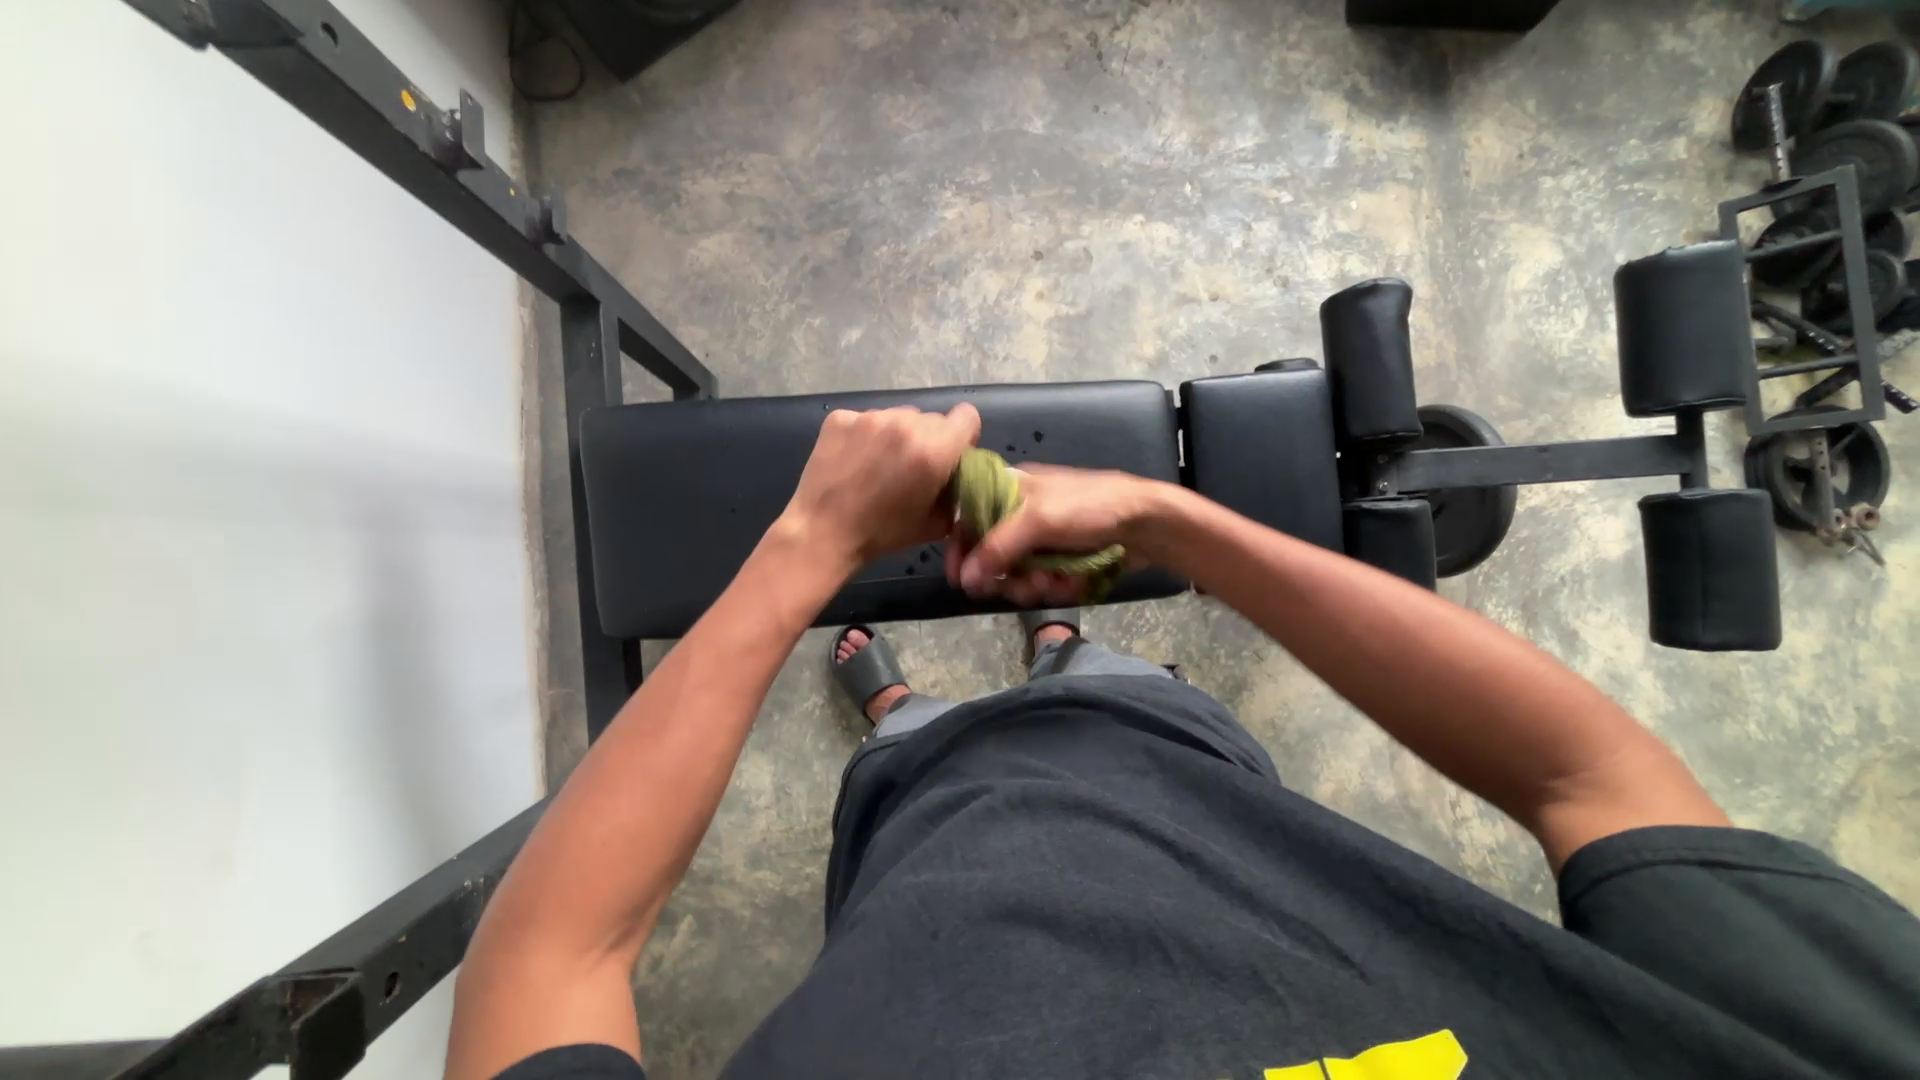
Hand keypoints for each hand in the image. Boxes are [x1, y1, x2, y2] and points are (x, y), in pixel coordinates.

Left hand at [780, 403, 981, 567]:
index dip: (962, 436)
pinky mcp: (840, 417)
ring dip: (896, 436)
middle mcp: (905, 423)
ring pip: (898, 416)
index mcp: (934, 449)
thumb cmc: (883, 533)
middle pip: (931, 419)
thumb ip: (955, 492)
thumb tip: (955, 476)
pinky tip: (855, 461)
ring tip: (878, 465)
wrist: (823, 532)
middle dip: (928, 440)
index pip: (967, 417)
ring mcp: (870, 417)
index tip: (950, 455)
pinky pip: (867, 420)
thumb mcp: (936, 523)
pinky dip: (866, 436)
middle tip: (911, 468)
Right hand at [945, 464, 1177, 604]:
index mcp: (1010, 489)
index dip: (961, 548)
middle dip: (1007, 576)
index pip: (968, 518)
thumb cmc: (1091, 507)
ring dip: (1034, 584)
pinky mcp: (1063, 559)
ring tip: (1055, 581)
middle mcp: (1021, 513)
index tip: (960, 578)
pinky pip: (1044, 581)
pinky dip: (1057, 586)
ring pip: (1017, 574)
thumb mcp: (1039, 520)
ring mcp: (1043, 539)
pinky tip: (1073, 581)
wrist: (1148, 523)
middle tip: (1024, 584)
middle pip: (991, 555)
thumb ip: (998, 547)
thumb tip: (965, 579)